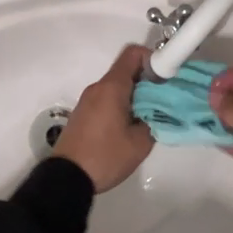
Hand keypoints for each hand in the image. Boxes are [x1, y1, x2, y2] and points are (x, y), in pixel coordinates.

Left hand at [52, 45, 155, 192]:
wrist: (67, 178)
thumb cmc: (105, 157)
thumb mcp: (140, 143)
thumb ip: (154, 120)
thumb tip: (157, 110)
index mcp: (112, 87)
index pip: (133, 54)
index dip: (153, 59)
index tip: (165, 79)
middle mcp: (98, 88)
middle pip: (126, 71)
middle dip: (148, 81)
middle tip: (163, 102)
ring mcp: (87, 100)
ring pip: (117, 87)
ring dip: (135, 96)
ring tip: (148, 117)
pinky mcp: (83, 114)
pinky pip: (106, 99)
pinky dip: (121, 105)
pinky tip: (129, 127)